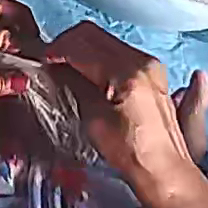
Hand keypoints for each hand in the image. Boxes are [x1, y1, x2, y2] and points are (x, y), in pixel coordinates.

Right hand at [47, 21, 207, 203]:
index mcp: (127, 72)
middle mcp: (141, 60)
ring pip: (104, 39)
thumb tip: (55, 67)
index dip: (55, 50)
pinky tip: (86, 70)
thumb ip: (74, 84)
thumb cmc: (130, 152)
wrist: (167, 172)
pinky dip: (96, 54)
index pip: (81, 46)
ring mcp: (149, 64)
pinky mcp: (152, 72)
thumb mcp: (94, 119)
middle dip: (66, 43)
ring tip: (64, 66)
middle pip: (92, 34)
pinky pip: (116, 50)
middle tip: (49, 60)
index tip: (40, 59)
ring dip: (81, 48)